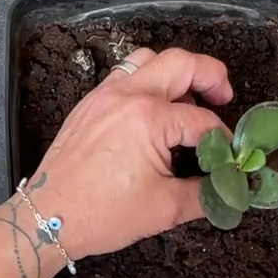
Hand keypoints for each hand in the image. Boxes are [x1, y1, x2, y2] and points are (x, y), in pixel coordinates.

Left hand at [28, 47, 234, 258]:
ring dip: (175, 72)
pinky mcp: (89, 104)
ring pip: (149, 60)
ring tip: (189, 98)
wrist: (49, 218)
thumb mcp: (164, 209)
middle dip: (211, 75)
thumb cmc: (101, 214)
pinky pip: (124, 75)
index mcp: (149, 119)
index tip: (227, 155)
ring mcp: (104, 96)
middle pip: (181, 63)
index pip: (202, 120)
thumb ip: (204, 194)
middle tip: (224, 97)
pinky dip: (146, 81)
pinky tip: (153, 109)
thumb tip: (226, 189)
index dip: (222, 138)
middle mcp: (127, 96)